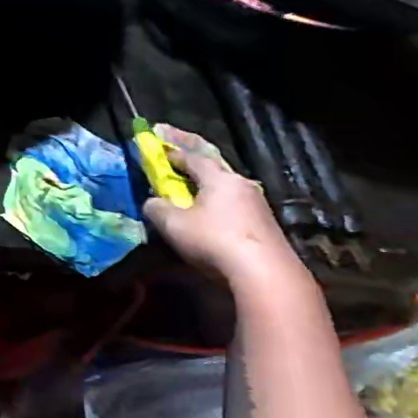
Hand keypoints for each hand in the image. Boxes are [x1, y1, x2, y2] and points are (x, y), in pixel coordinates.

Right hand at [141, 123, 301, 285]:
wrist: (265, 273)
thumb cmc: (214, 240)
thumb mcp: (173, 224)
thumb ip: (157, 208)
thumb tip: (152, 202)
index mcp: (219, 177)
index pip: (193, 156)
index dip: (173, 150)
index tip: (158, 144)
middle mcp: (241, 184)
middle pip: (214, 166)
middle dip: (193, 158)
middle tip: (177, 151)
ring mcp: (257, 204)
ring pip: (226, 187)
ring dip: (208, 184)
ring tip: (193, 187)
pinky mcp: (264, 225)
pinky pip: (235, 205)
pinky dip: (218, 203)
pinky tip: (213, 215)